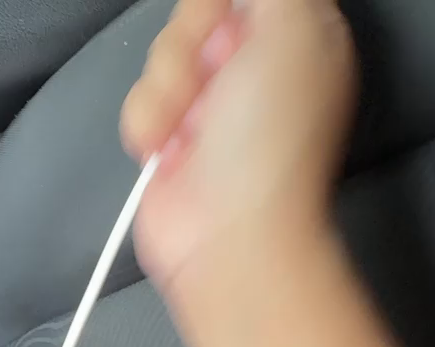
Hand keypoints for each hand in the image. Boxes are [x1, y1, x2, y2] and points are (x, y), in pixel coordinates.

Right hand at [121, 0, 356, 294]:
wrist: (226, 235)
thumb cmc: (270, 143)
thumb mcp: (294, 29)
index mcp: (295, 36)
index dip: (224, 0)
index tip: (228, 19)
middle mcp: (250, 68)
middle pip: (196, 13)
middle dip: (190, 41)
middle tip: (211, 77)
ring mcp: (205, 107)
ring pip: (162, 57)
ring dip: (167, 89)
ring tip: (188, 130)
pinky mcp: (166, 141)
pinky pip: (139, 103)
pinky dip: (148, 125)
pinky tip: (167, 152)